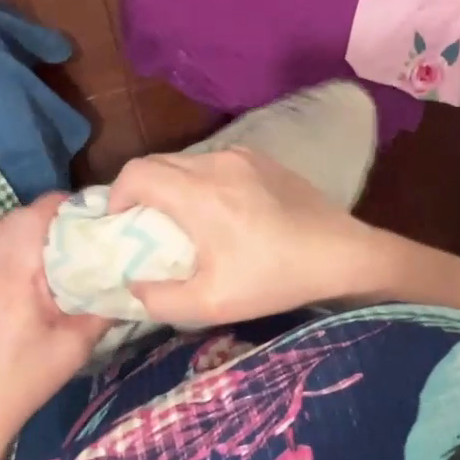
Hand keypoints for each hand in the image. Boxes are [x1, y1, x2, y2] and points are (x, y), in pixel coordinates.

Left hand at [0, 193, 111, 441]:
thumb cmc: (25, 381)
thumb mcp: (74, 347)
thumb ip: (102, 308)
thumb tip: (126, 281)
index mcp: (12, 274)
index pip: (34, 215)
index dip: (60, 206)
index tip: (84, 214)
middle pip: (12, 217)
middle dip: (40, 217)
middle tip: (67, 233)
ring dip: (11, 225)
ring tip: (34, 243)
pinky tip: (3, 258)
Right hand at [106, 149, 386, 325]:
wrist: (342, 254)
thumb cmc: (275, 278)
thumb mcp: (211, 304)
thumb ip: (159, 300)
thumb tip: (132, 285)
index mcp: (198, 192)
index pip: (135, 173)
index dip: (116, 197)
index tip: (121, 227)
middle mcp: (216, 162)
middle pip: (157, 163)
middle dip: (140, 193)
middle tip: (145, 229)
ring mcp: (242, 156)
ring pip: (186, 161)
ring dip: (172, 187)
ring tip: (183, 224)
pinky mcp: (262, 159)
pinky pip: (215, 163)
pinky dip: (201, 183)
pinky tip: (221, 215)